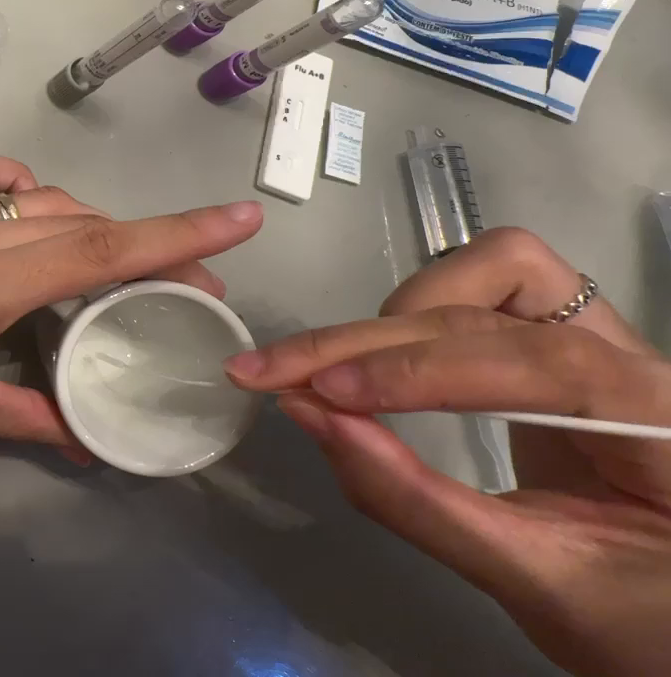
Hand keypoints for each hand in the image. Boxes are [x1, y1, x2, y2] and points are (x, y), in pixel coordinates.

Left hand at [0, 148, 262, 455]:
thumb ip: (26, 416)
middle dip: (145, 247)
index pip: (103, 250)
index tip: (241, 219)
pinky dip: (13, 180)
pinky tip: (24, 204)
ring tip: (110, 261)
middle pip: (82, 224)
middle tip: (180, 289)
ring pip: (38, 201)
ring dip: (85, 222)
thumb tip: (84, 441)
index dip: (178, 235)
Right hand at [226, 228, 670, 676]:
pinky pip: (481, 290)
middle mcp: (641, 366)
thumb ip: (419, 501)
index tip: (323, 396)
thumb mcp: (538, 584)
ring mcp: (601, 347)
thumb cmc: (640, 624)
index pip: (544, 362)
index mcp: (670, 427)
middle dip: (365, 343)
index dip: (421, 371)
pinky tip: (377, 361)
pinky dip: (413, 312)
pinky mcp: (553, 348)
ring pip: (487, 273)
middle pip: (483, 313)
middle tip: (266, 373)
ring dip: (394, 315)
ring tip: (332, 372)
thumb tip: (304, 416)